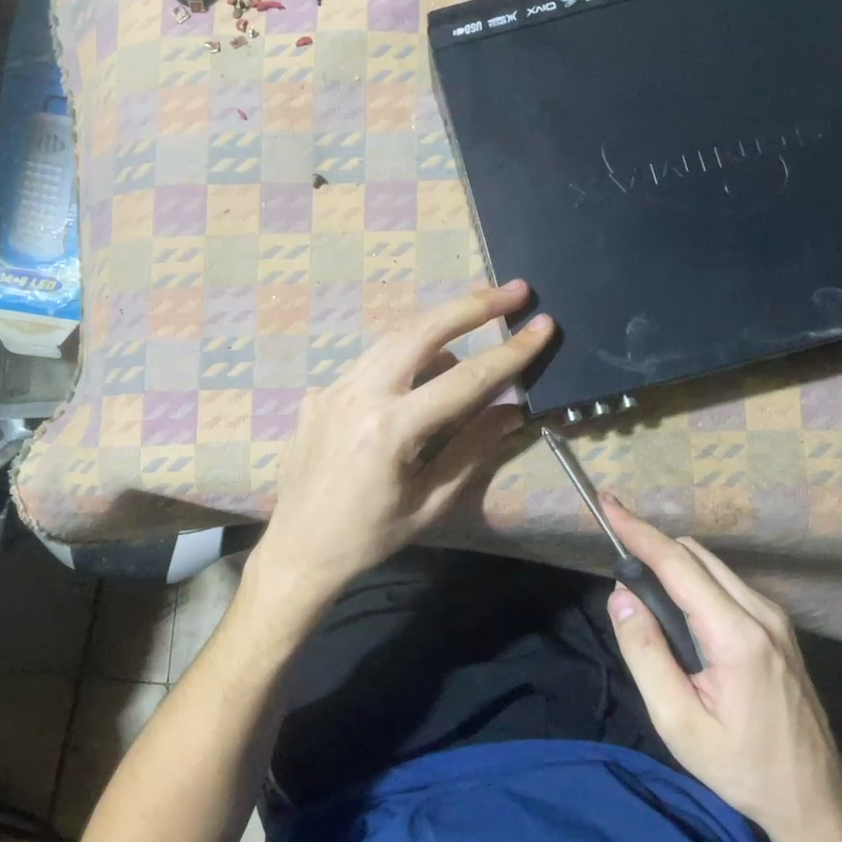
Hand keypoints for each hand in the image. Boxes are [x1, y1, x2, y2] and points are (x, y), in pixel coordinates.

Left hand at [255, 280, 554, 598]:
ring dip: (439, 328)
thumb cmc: (369, 537)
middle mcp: (358, 396)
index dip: (509, 354)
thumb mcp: (430, 503)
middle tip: (515, 291)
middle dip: (473, 305)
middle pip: (423, 331)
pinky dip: (404, 361)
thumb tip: (514, 410)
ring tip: (478, 328)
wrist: (298, 550)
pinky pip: (370, 364)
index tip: (543, 327)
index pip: (464, 380)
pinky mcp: (318, 394)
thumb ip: (473, 450)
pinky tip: (422, 379)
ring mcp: (332, 389)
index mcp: (389, 431)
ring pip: (394, 339)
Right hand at [601, 497, 841, 841]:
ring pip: (713, 568)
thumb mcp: (676, 721)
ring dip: (672, 563)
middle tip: (612, 556)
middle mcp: (761, 614)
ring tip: (637, 588)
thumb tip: (621, 597)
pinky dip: (693, 582)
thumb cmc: (739, 765)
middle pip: (696, 556)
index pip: (677, 563)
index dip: (638, 531)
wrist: (812, 798)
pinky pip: (727, 586)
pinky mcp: (779, 630)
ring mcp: (776, 620)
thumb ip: (645, 654)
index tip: (606, 504)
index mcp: (736, 635)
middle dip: (651, 544)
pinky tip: (675, 610)